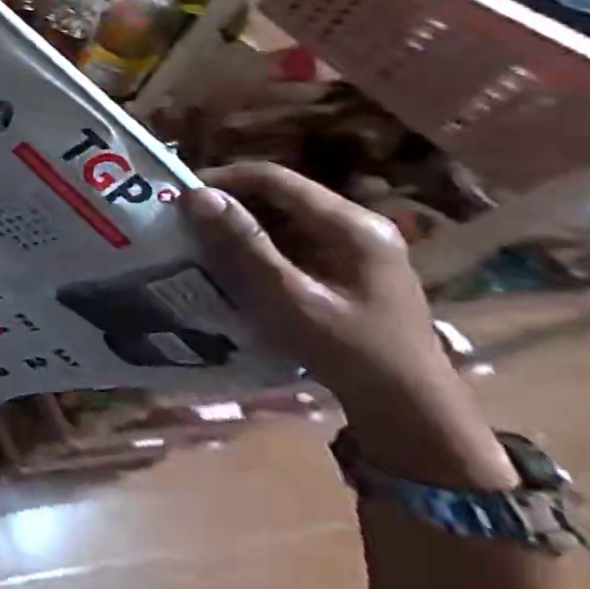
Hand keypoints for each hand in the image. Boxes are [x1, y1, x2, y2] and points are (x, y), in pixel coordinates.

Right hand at [184, 163, 515, 488]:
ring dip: (241, 223)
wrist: (410, 409)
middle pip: (279, 194)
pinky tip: (234, 262)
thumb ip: (245, 244)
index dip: (223, 180)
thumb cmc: (349, 352)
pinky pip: (294, 239)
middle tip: (184, 219)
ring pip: (284, 216)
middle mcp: (357, 223)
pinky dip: (259, 243)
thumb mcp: (290, 297)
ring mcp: (356, 244)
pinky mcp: (348, 264)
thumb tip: (195, 196)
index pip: (274, 178)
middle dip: (229, 202)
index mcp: (350, 224)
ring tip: (200, 239)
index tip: (180, 195)